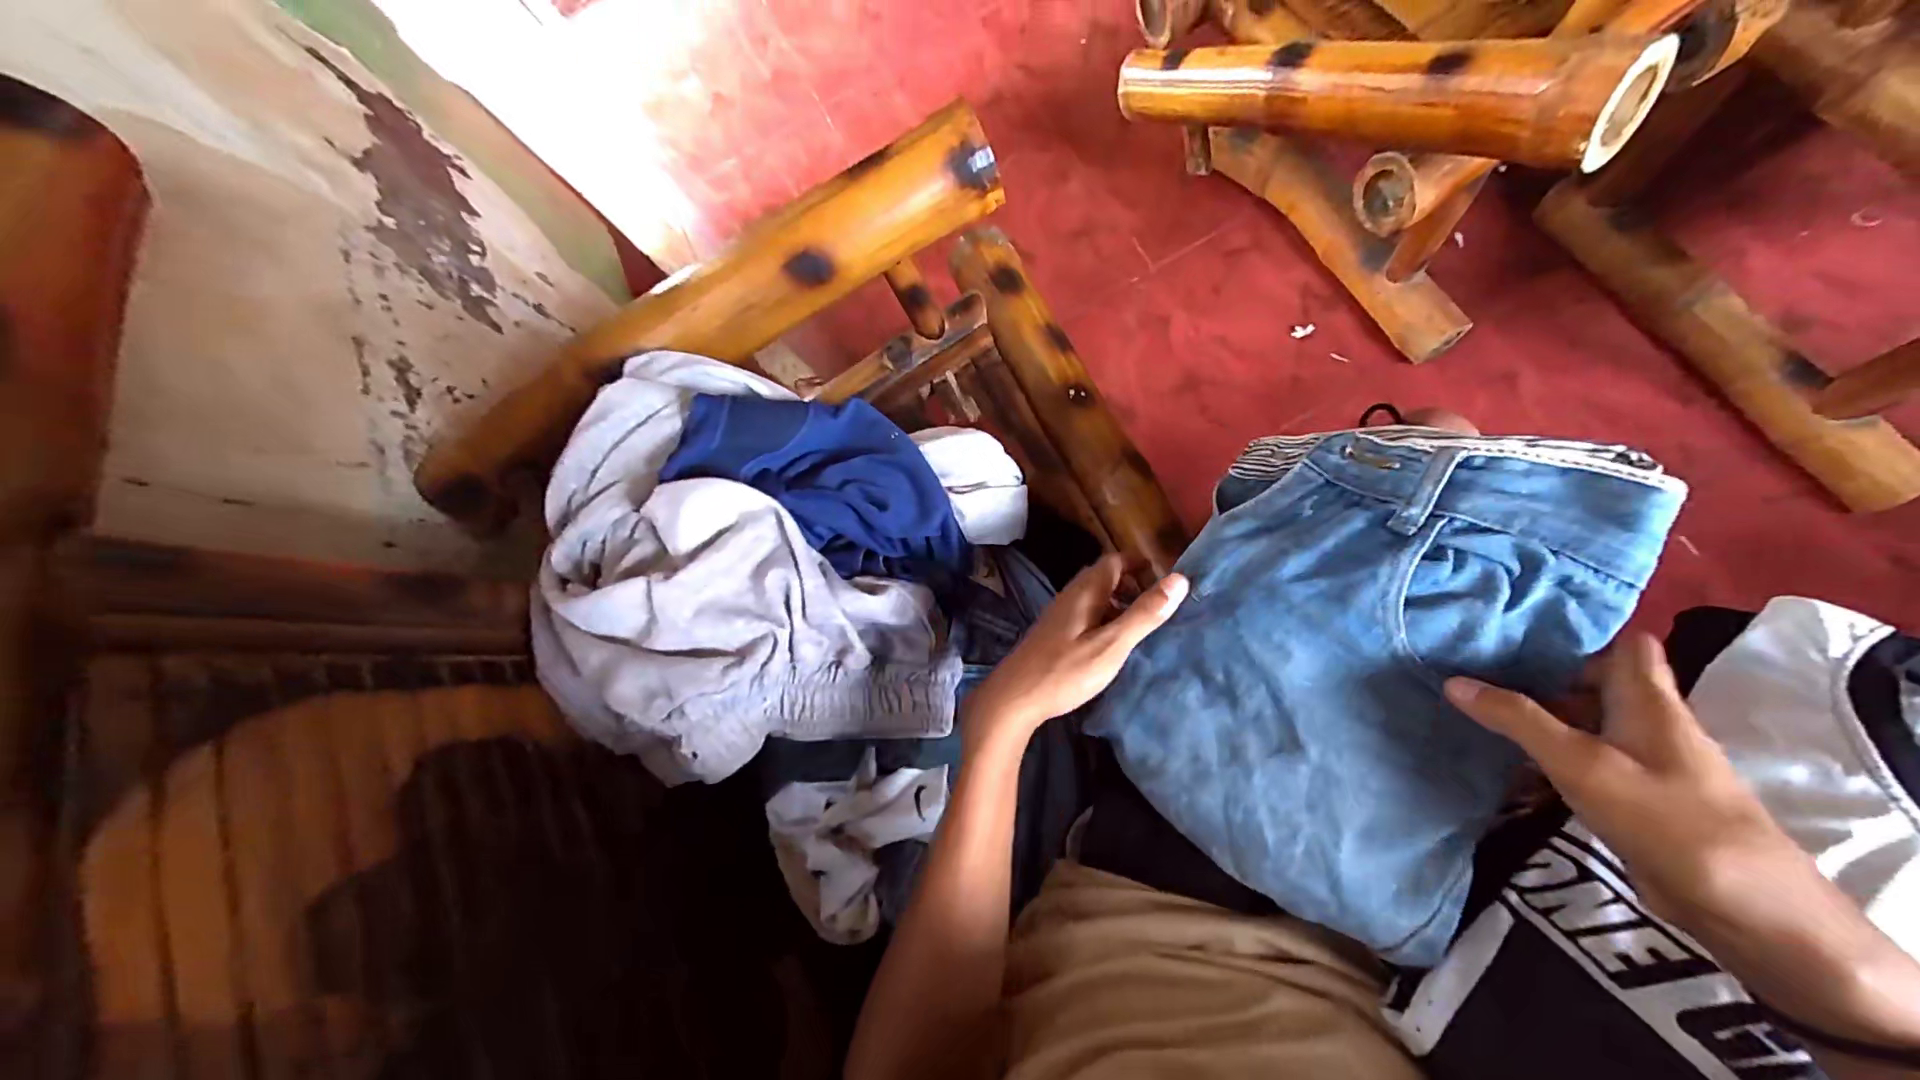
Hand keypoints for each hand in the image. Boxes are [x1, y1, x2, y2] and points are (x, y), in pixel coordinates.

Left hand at [963, 554, 1187, 745]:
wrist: (1014, 699)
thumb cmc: (1065, 671)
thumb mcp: (1111, 644)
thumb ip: (1144, 614)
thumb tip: (1179, 578)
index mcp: (1084, 591)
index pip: (1115, 560)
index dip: (1141, 565)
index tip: (1167, 580)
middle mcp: (1070, 596)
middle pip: (1105, 578)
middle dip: (1133, 585)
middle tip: (1160, 607)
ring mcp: (1059, 616)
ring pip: (1096, 599)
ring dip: (1120, 606)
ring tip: (1144, 629)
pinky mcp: (1054, 635)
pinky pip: (1087, 617)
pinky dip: (1106, 622)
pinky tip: (1114, 646)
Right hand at [1447, 635, 1919, 1055]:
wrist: (1747, 910)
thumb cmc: (1666, 817)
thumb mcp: (1579, 762)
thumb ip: (1516, 719)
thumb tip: (1453, 681)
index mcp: (1649, 701)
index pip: (1626, 644)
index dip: (1580, 633)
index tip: (1517, 632)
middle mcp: (1649, 723)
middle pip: (1593, 683)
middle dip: (1538, 679)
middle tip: (1477, 675)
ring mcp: (1644, 762)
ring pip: (1583, 723)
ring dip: (1537, 722)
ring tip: (1477, 717)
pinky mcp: (1636, 796)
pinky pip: (1583, 761)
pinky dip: (1548, 759)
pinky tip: (1510, 768)